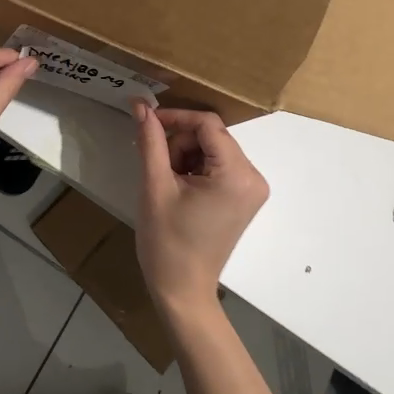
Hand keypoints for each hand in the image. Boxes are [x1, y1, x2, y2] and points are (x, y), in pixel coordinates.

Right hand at [133, 104, 268, 315]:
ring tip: (166, 185)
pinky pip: (217, 166)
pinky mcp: (244, 198)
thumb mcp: (155, 186)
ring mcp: (252, 189)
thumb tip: (140, 103)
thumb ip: (150, 140)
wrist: (182, 291)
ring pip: (212, 149)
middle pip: (211, 136)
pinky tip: (178, 190)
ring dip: (184, 157)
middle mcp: (253, 177)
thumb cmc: (167, 242)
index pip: (207, 123)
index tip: (146, 123)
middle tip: (155, 168)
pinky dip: (194, 169)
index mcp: (237, 174)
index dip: (175, 118)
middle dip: (178, 144)